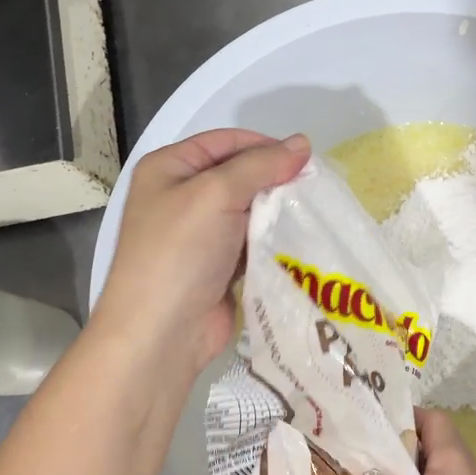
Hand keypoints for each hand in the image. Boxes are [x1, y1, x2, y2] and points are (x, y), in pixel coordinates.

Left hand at [96, 129, 311, 380]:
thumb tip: (303, 143)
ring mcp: (200, 236)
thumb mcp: (217, 194)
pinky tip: (299, 246)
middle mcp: (182, 197)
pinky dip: (274, 244)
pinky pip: (253, 246)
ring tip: (313, 218)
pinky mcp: (219, 268)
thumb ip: (261, 165)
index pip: (226, 142)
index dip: (265, 147)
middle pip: (240, 177)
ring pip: (250, 213)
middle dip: (275, 183)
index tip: (305, 161)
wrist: (161, 331)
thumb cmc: (180, 252)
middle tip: (314, 192)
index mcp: (169, 169)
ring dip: (278, 216)